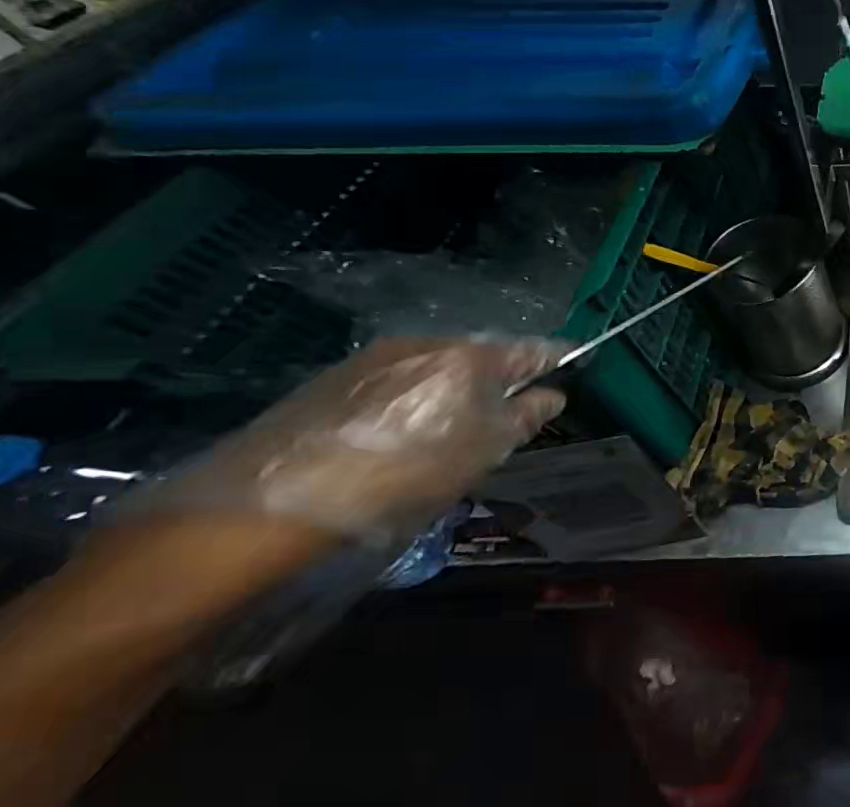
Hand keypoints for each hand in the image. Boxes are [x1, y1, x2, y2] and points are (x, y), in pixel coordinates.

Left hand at [130, 338, 567, 544]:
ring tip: (457, 428)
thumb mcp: (479, 454)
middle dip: (502, 377)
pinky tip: (405, 433)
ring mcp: (375, 357)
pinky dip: (418, 398)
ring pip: (437, 366)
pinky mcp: (336, 378)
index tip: (579, 358)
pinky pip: (399, 379)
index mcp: (467, 357)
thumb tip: (552, 395)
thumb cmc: (402, 477)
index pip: (529, 349)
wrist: (271, 506)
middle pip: (480, 355)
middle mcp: (424, 343)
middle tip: (511, 412)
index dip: (557, 355)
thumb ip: (523, 419)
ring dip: (457, 388)